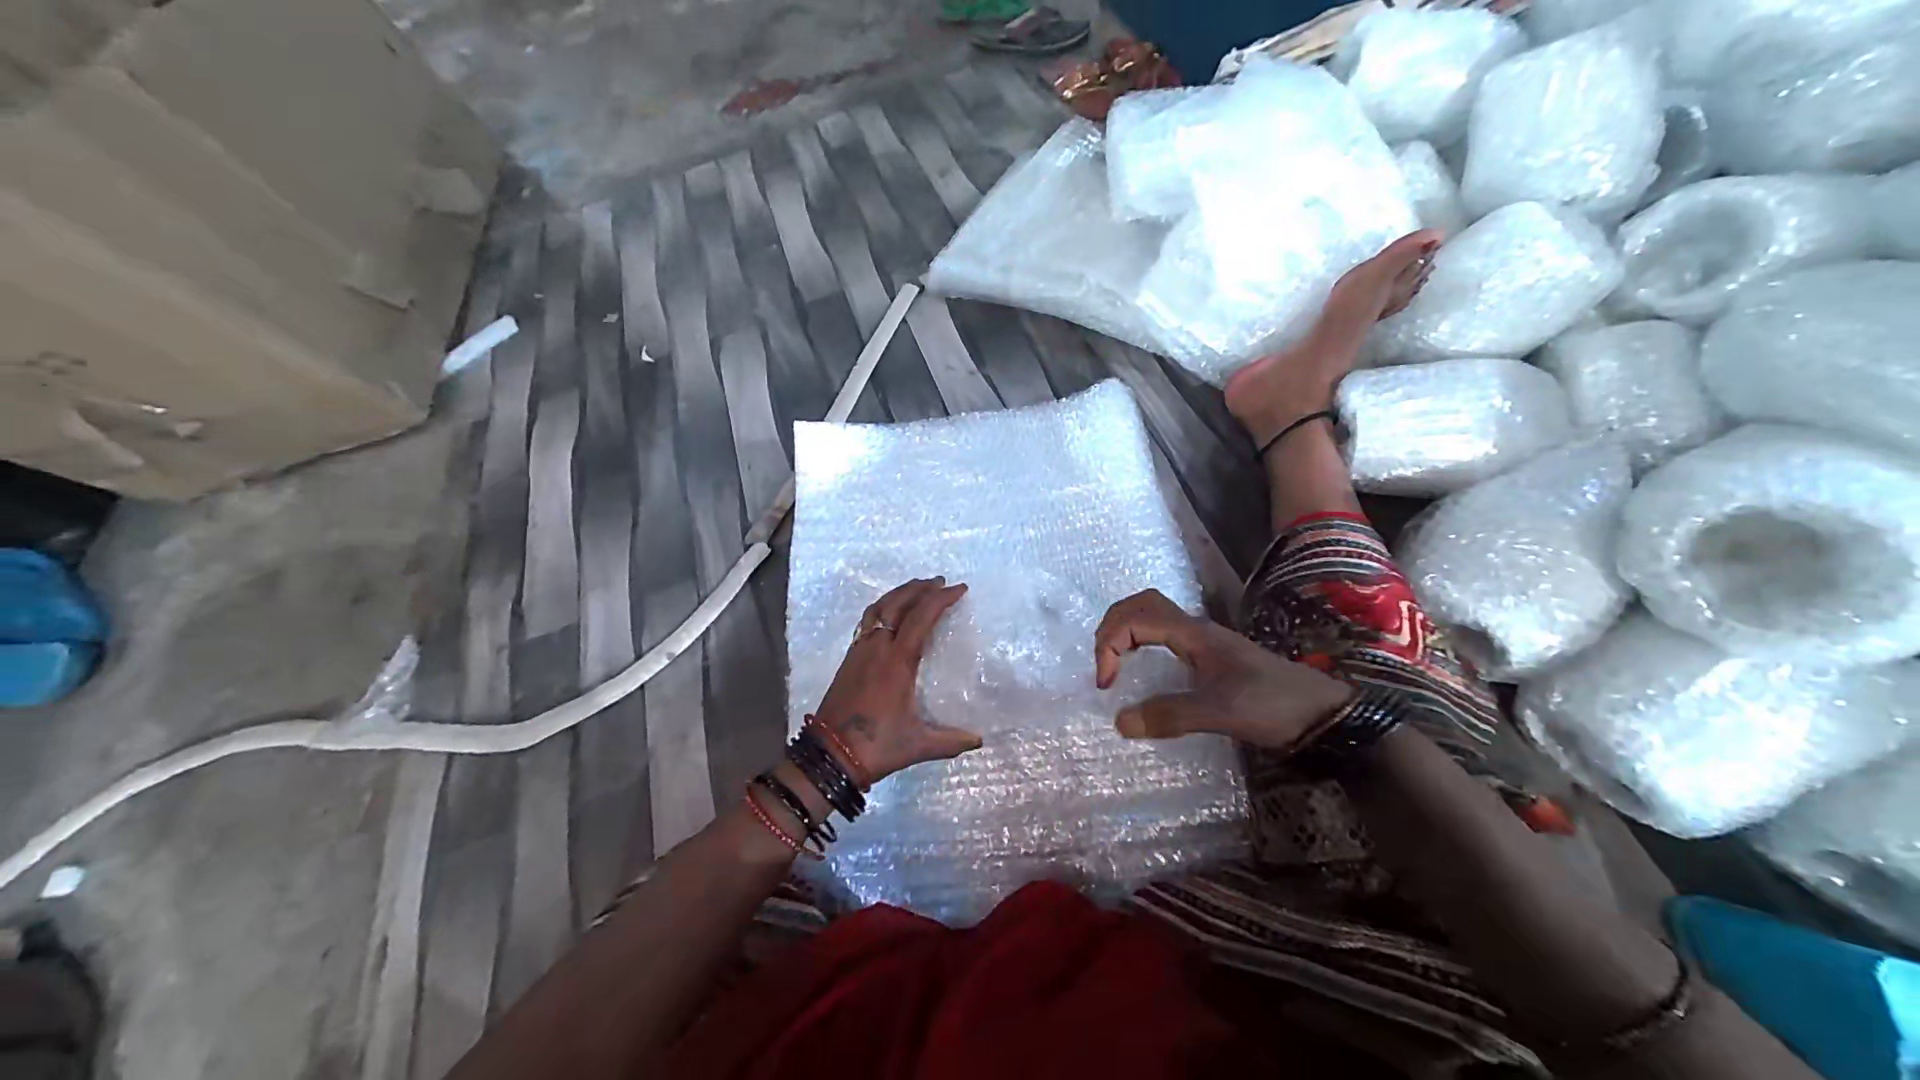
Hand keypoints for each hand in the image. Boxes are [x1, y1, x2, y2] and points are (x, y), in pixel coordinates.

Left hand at [811, 577, 982, 784]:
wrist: (829, 755)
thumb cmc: (876, 746)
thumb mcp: (919, 744)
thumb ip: (951, 740)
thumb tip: (978, 740)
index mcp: (896, 661)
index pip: (921, 618)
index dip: (941, 599)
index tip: (959, 589)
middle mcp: (876, 648)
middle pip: (897, 604)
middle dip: (920, 588)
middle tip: (939, 582)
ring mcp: (859, 651)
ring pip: (878, 608)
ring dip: (898, 594)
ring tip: (916, 589)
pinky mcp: (848, 659)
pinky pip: (866, 621)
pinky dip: (882, 607)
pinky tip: (889, 613)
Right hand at [1094, 589, 1354, 750]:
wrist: (1324, 712)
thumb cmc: (1275, 705)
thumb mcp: (1222, 712)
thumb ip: (1171, 715)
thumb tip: (1119, 720)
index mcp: (1193, 633)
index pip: (1135, 617)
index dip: (1110, 643)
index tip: (1107, 683)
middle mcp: (1194, 630)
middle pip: (1140, 605)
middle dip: (1111, 628)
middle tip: (1103, 667)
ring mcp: (1202, 643)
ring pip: (1151, 617)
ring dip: (1124, 633)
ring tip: (1113, 666)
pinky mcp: (1209, 658)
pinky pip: (1163, 637)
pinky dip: (1140, 645)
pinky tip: (1142, 672)